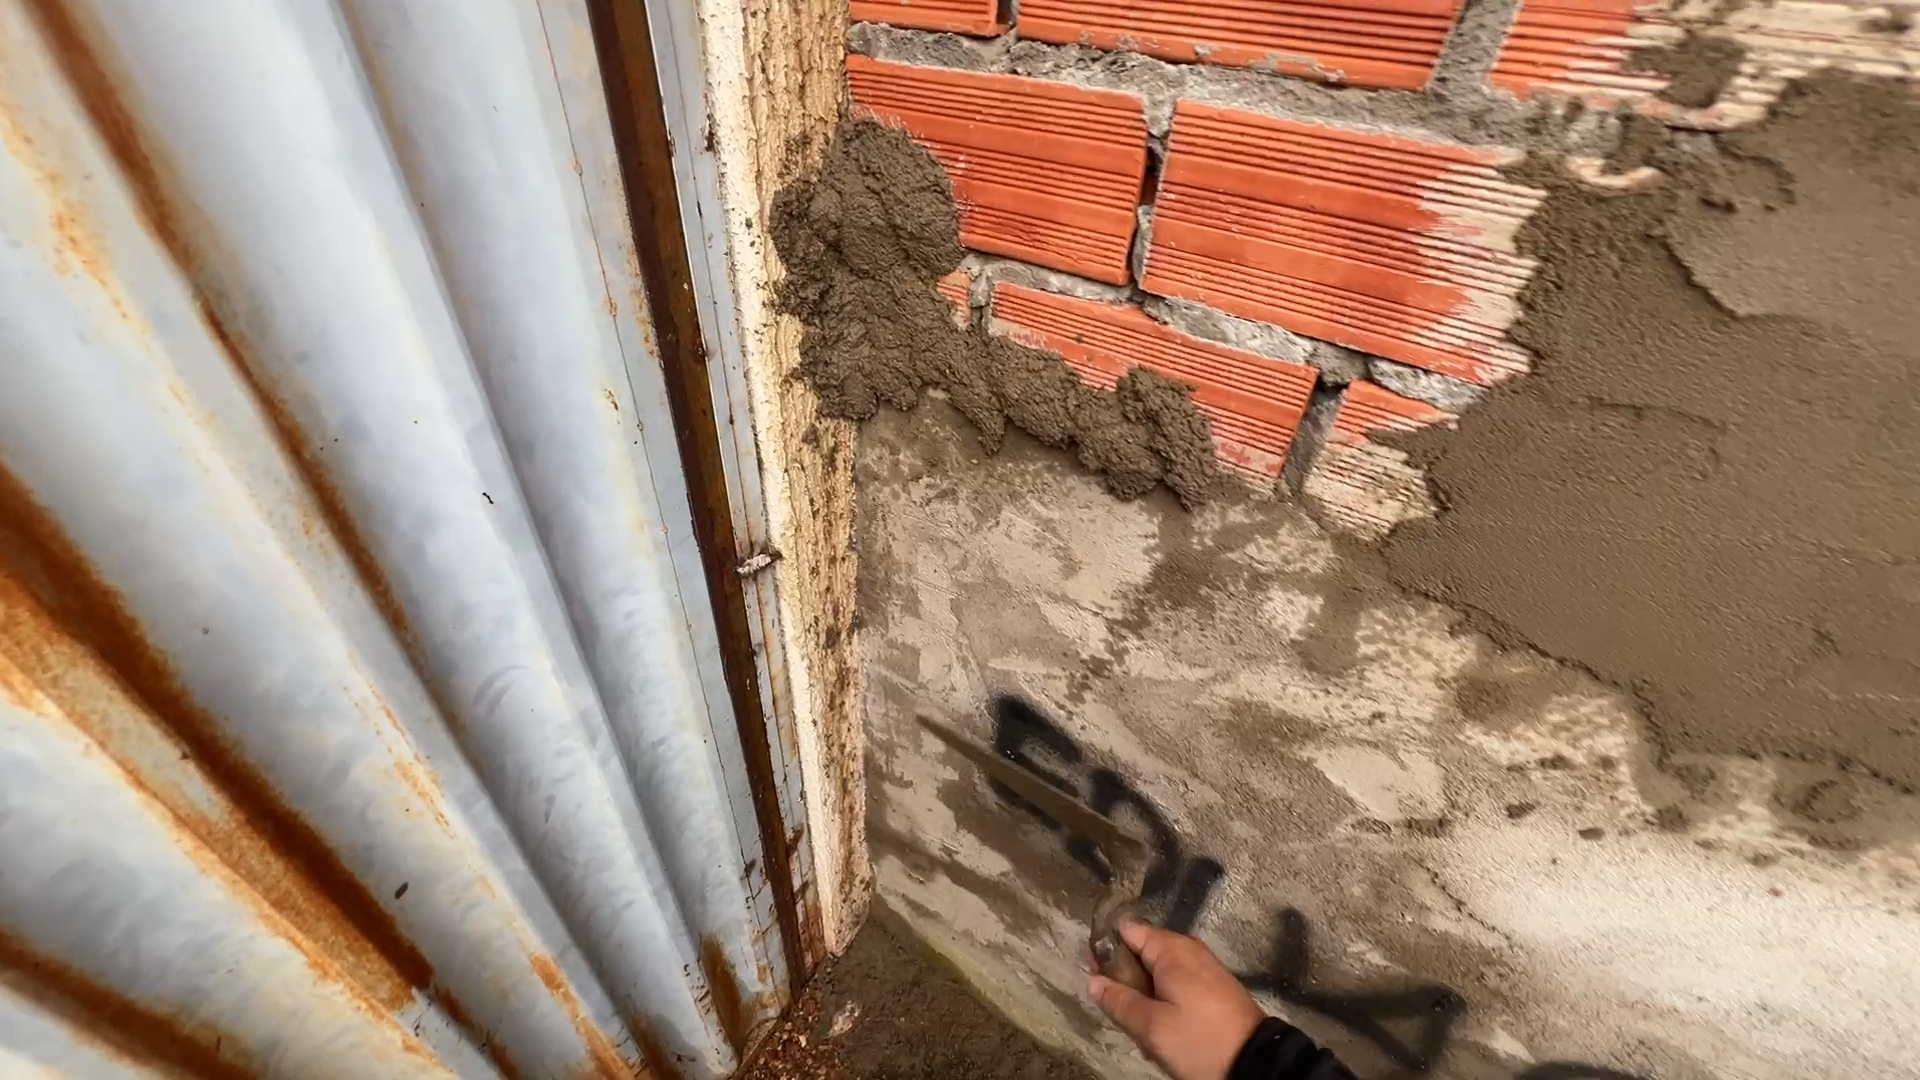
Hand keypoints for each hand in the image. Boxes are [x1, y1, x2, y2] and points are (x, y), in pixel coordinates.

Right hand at [1086, 917, 1266, 1079]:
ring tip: (1145, 1027)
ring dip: (1147, 994)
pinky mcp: (1215, 985)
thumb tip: (1092, 980)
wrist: (1259, 1066)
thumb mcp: (1152, 1028)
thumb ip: (1119, 1002)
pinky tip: (1168, 1028)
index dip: (1106, 948)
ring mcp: (1204, 965)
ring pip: (1160, 970)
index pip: (1126, 929)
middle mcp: (1187, 947)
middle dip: (1127, 978)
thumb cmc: (1200, 1041)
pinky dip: (1167, 1000)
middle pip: (1142, 950)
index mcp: (1170, 947)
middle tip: (1123, 1011)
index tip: (1097, 975)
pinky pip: (1179, 982)